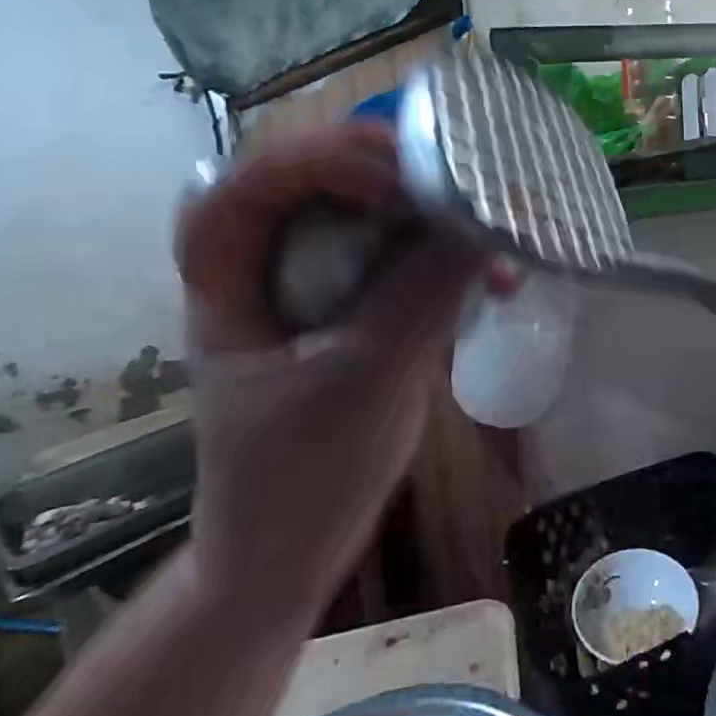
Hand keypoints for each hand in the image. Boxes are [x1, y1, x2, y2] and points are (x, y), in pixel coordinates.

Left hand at [175, 122, 487, 613]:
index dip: (321, 161)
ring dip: (429, 216)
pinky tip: (492, 282)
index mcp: (223, 273)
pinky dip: (442, 260)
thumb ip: (419, 297)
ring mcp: (307, 282)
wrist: (286, 554)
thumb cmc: (296, 480)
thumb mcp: (362, 385)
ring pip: (364, 213)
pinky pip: (395, 257)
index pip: (255, 179)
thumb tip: (483, 220)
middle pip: (316, 179)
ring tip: (491, 229)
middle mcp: (261, 261)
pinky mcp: (350, 307)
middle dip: (391, 175)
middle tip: (462, 182)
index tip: (396, 182)